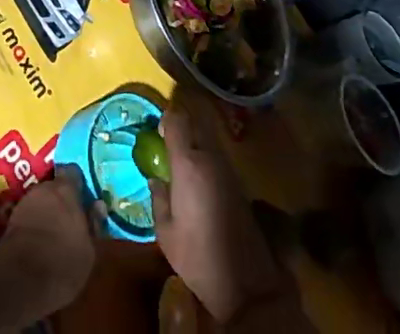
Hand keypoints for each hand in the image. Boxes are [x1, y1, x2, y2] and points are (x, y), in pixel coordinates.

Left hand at [0, 166, 96, 314]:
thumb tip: (98, 206)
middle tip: (70, 215)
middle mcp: (43, 189)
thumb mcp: (89, 249)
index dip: (77, 182)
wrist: (21, 282)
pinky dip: (33, 222)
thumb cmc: (63, 263)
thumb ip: (93, 223)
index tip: (84, 194)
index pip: (72, 171)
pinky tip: (39, 239)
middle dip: (60, 198)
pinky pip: (27, 214)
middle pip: (54, 186)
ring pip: (39, 200)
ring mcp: (24, 203)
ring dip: (46, 209)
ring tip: (54, 229)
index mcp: (65, 190)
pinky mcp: (10, 221)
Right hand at [148, 99, 290, 324]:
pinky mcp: (239, 183)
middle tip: (165, 138)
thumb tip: (156, 180)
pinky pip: (217, 156)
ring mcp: (228, 169)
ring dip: (194, 139)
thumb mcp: (166, 232)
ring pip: (209, 138)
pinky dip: (205, 156)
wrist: (244, 282)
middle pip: (196, 124)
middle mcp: (210, 159)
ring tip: (178, 156)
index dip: (166, 117)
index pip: (178, 122)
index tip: (155, 127)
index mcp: (188, 165)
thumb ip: (159, 199)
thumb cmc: (197, 256)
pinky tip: (196, 175)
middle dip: (181, 124)